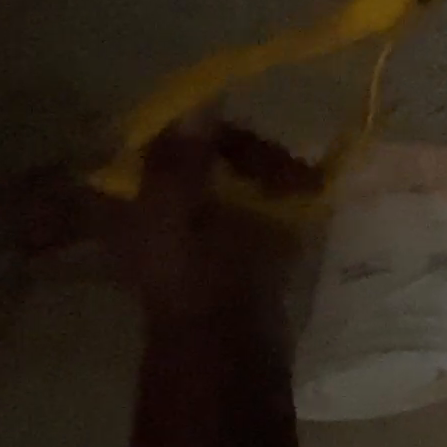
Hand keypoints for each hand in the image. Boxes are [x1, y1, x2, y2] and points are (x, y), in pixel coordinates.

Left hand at [120, 118, 318, 330]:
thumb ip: (183, 164)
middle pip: (212, 150)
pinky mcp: (239, 234)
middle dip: (257, 154)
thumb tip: (201, 105)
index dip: (213, 130)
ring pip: (242, 168)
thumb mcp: (184, 217)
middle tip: (294, 174)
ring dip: (279, 169)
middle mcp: (164, 202)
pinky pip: (262, 191)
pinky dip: (286, 187)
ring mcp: (204, 219)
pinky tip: (308, 198)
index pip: (171, 136)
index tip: (255, 143)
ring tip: (309, 188)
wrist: (231, 341)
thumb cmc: (202, 278)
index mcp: (136, 197)